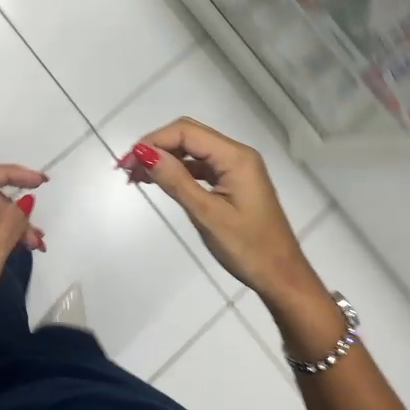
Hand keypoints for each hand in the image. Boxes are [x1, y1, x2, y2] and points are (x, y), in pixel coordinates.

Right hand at [126, 119, 317, 303]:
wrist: (282, 276)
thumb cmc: (247, 248)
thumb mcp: (207, 215)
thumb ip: (176, 181)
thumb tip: (144, 153)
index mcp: (236, 156)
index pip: (186, 132)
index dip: (154, 141)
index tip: (128, 163)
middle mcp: (237, 154)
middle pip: (189, 135)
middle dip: (156, 147)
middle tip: (127, 169)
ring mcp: (237, 168)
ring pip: (193, 150)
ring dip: (165, 158)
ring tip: (136, 176)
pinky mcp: (234, 182)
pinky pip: (201, 166)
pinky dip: (178, 170)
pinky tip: (159, 182)